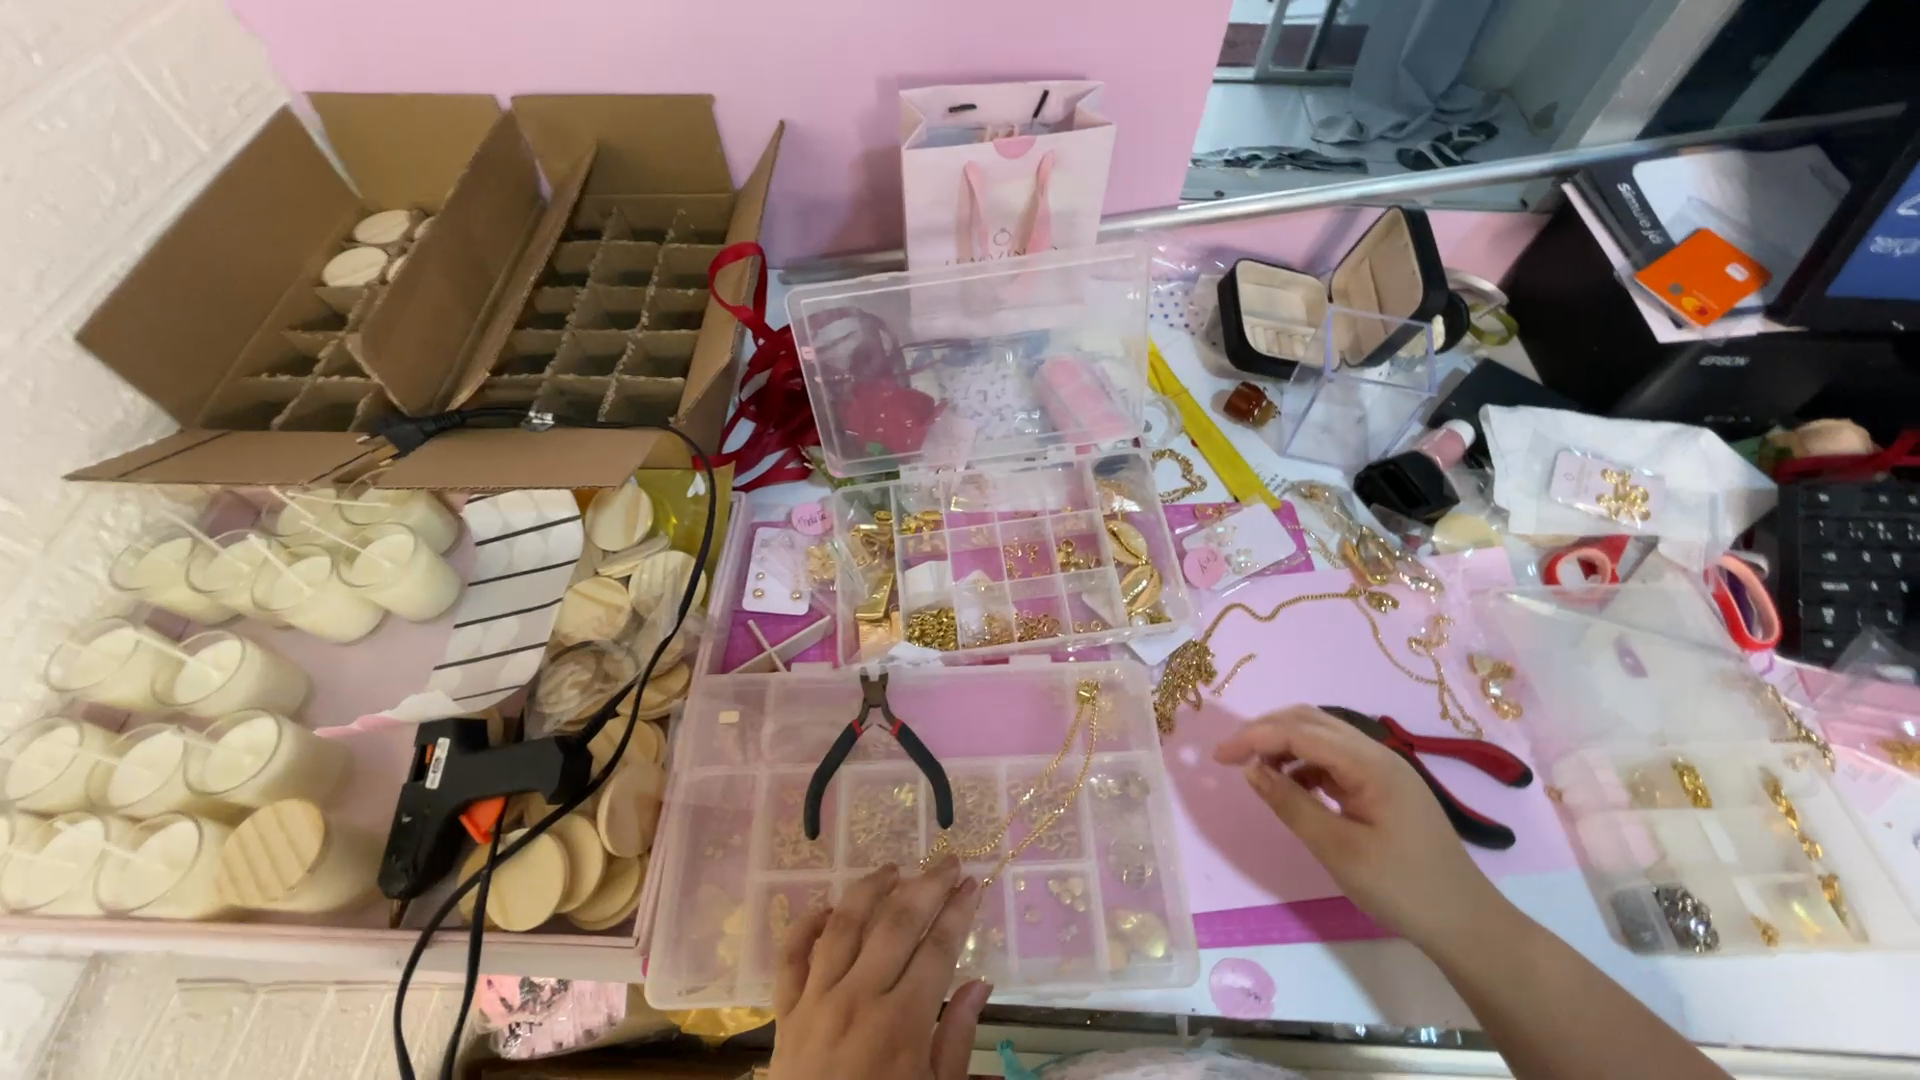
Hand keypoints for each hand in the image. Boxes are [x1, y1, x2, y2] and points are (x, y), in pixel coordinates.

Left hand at [769, 858, 991, 1079]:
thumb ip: (957, 1037)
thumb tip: (981, 982)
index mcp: (902, 1024)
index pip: (938, 948)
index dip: (959, 911)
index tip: (973, 883)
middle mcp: (858, 999)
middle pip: (896, 923)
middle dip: (926, 886)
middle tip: (946, 862)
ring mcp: (816, 1001)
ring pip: (843, 925)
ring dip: (870, 889)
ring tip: (893, 868)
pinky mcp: (785, 1012)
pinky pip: (791, 956)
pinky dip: (807, 924)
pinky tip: (829, 907)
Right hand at [1213, 705, 1509, 948]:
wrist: (1464, 922)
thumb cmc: (1401, 887)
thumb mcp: (1337, 849)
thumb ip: (1291, 804)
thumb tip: (1251, 770)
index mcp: (1370, 764)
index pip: (1299, 733)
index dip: (1254, 738)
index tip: (1218, 757)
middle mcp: (1377, 755)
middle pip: (1310, 722)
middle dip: (1265, 731)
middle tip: (1230, 755)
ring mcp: (1382, 770)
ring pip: (1321, 737)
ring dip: (1284, 745)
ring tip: (1254, 770)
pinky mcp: (1382, 787)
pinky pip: (1334, 760)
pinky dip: (1303, 764)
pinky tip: (1288, 786)